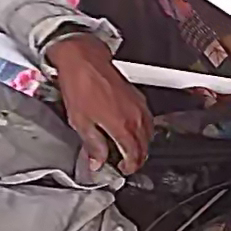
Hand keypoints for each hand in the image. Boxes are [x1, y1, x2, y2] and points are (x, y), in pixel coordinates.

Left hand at [47, 34, 151, 174]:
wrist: (85, 62)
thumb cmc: (82, 86)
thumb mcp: (80, 122)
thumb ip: (93, 145)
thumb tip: (97, 161)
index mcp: (122, 127)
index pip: (134, 154)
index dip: (130, 166)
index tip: (123, 169)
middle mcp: (136, 118)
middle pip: (145, 146)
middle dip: (138, 158)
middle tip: (127, 163)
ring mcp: (140, 108)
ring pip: (149, 134)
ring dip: (143, 145)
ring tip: (131, 149)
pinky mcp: (139, 99)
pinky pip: (148, 121)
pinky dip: (144, 130)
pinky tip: (134, 130)